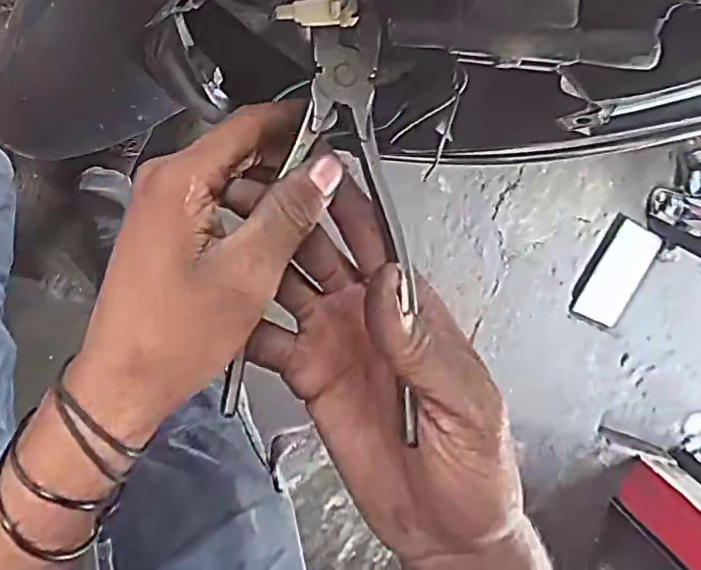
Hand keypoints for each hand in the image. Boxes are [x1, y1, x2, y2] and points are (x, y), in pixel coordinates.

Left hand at [63, 103, 346, 448]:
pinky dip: (249, 212)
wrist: (122, 380)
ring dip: (271, 193)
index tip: (324, 123)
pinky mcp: (166, 224)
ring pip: (231, 177)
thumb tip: (320, 171)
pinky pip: (216, 200)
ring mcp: (162, 202)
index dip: (292, 120)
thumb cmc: (168, 338)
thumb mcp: (247, 272)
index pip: (246, 124)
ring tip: (308, 218)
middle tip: (326, 180)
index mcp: (178, 179)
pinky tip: (275, 237)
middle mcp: (165, 181)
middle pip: (240, 149)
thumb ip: (288, 212)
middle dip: (287, 163)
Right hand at [227, 175, 542, 568]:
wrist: (446, 532)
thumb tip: (389, 283)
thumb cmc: (475, 464)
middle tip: (257, 192)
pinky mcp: (308, 373)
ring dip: (260, 257)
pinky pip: (268, 338)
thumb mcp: (465, 400)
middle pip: (317, 247)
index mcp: (404, 304)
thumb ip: (423, 342)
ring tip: (232, 235)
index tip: (319, 168)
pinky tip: (226, 310)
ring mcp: (331, 338)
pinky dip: (244, 323)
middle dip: (288, 215)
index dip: (345, 199)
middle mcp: (362, 311)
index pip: (371, 235)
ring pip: (286, 281)